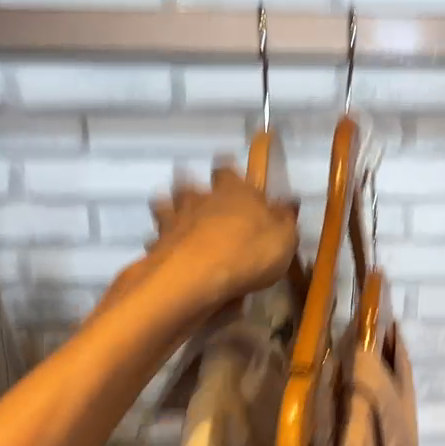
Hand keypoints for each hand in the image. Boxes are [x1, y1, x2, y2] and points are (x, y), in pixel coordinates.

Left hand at [142, 164, 298, 310]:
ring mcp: (174, 220)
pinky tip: (168, 255)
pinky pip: (156, 239)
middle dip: (191, 189)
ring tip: (179, 225)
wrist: (198, 276)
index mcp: (233, 190)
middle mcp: (200, 198)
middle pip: (188, 182)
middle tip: (198, 202)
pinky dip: (160, 243)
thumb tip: (287, 204)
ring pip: (165, 205)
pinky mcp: (158, 245)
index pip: (227, 169)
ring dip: (169, 211)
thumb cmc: (249, 252)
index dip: (228, 173)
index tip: (231, 178)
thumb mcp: (284, 238)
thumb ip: (284, 220)